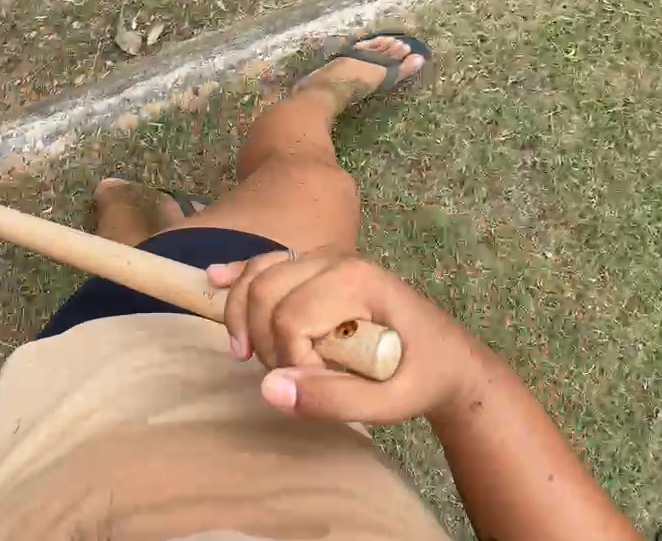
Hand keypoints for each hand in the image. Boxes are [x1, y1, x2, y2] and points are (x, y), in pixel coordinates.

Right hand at [208, 249, 494, 424]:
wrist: (447, 357)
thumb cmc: (422, 377)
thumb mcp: (389, 404)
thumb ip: (332, 399)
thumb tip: (268, 389)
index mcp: (356, 280)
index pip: (290, 317)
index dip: (293, 363)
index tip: (319, 388)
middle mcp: (335, 257)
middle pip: (265, 290)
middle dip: (265, 341)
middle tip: (291, 379)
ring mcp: (323, 257)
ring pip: (259, 274)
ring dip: (244, 315)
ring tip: (251, 355)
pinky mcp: (315, 265)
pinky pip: (267, 262)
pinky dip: (239, 274)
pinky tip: (214, 278)